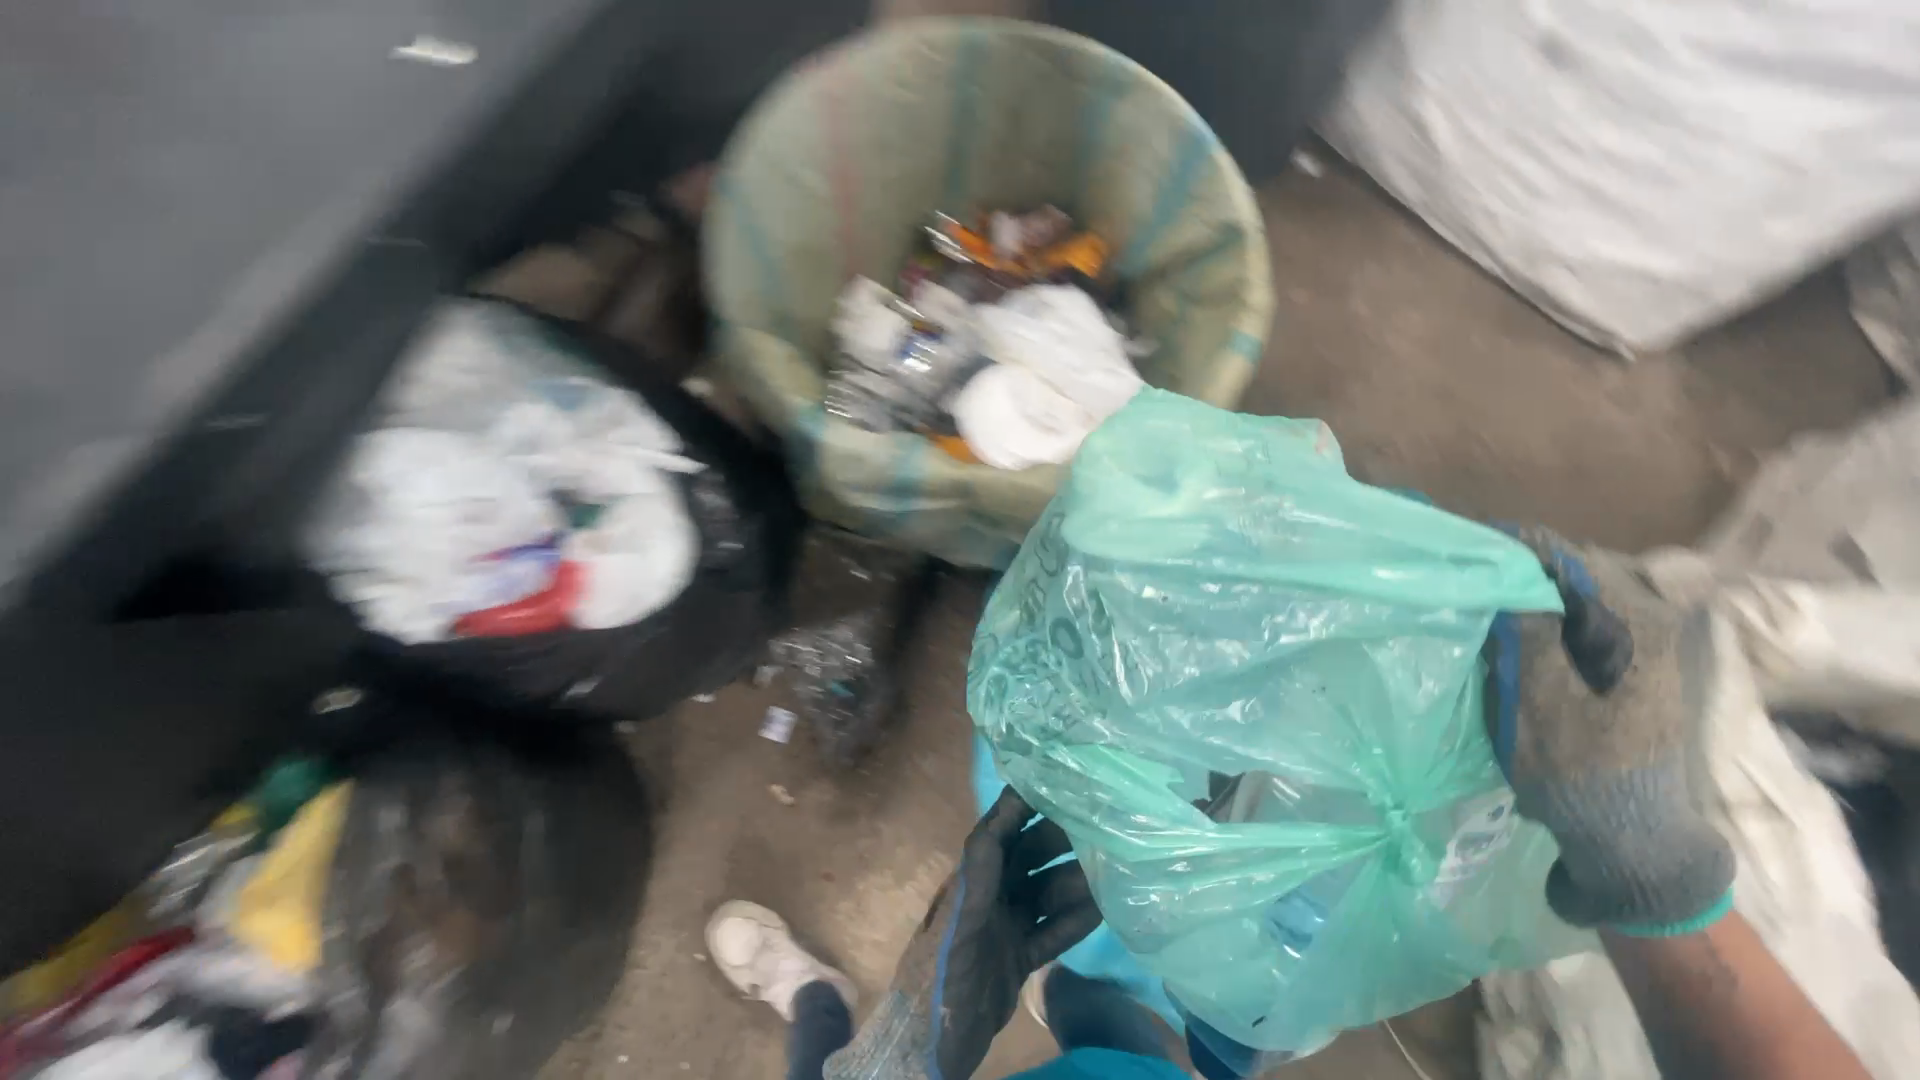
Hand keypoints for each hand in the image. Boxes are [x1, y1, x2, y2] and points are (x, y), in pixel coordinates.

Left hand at [920, 788, 1100, 1079]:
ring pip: (1043, 894)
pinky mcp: (1016, 958)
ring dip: (1073, 881)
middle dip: (1057, 840)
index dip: (1021, 807)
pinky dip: (1074, 920)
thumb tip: (993, 830)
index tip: (1052, 781)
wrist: (931, 1043)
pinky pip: (1050, 932)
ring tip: (1108, 866)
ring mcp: (1002, 929)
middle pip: (1025, 860)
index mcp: (967, 883)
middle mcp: (986, 899)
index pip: (997, 833)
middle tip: (1096, 823)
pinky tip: (1102, 908)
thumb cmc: (941, 978)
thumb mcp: (960, 923)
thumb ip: (977, 875)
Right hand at [1486, 527, 1734, 934]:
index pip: (1563, 557)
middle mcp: (1648, 622)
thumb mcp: (1539, 700)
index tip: (1454, 550)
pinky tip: (1501, 634)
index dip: (1506, 548)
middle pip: (1567, 572)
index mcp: (1635, 623)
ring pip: (1567, 597)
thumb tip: (1503, 573)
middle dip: (1511, 569)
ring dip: (1520, 595)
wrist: (1630, 838)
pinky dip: (1534, 620)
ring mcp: (1640, 646)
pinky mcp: (1625, 667)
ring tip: (1470, 600)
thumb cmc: (1581, 772)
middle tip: (1455, 578)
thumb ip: (1525, 631)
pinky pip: (1572, 623)